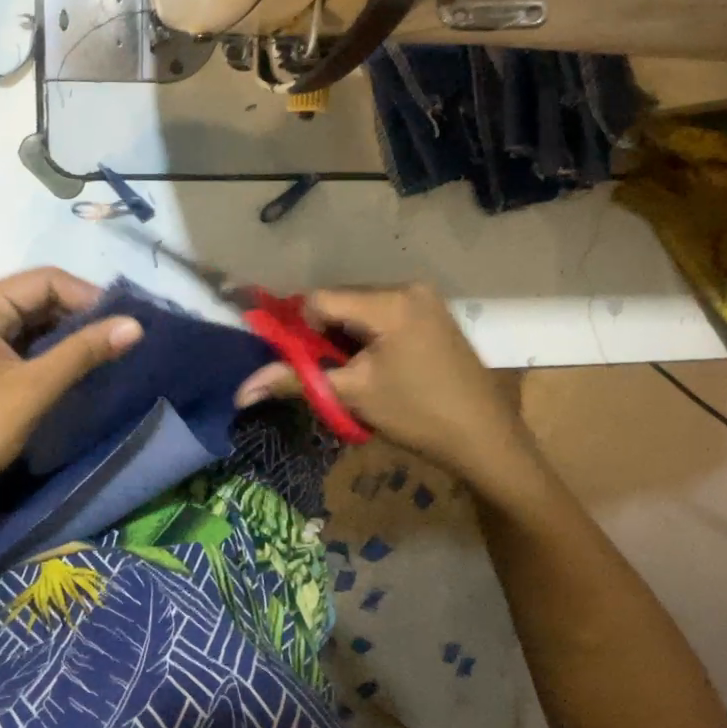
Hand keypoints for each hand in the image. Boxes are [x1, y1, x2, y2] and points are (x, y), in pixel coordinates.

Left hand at [0, 268, 142, 529]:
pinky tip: (74, 362)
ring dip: (65, 332)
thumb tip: (135, 325)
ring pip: (29, 319)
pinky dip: (47, 348)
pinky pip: (18, 339)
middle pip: (35, 295)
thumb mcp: (35, 388)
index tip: (124, 322)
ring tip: (104, 349)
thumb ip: (84, 351)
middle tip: (119, 336)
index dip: (87, 296)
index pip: (43, 280)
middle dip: (78, 313)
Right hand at [234, 284, 532, 483]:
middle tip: (328, 373)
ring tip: (353, 374)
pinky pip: (382, 314)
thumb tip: (240, 390)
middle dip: (323, 335)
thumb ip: (295, 381)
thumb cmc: (418, 415)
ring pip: (359, 309)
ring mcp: (424, 299)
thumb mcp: (352, 396)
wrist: (486, 439)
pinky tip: (375, 367)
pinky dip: (367, 337)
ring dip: (344, 337)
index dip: (300, 329)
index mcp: (389, 302)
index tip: (303, 363)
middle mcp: (407, 288)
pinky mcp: (433, 313)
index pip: (319, 299)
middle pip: (339, 300)